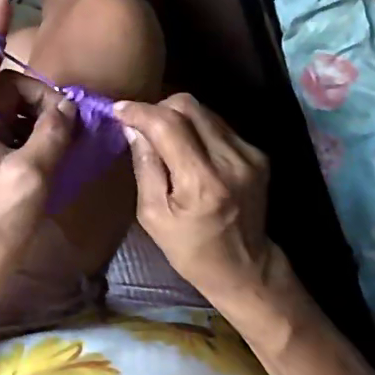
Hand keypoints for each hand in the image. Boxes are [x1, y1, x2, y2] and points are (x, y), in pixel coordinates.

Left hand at [0, 0, 75, 300]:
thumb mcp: (30, 172)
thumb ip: (53, 131)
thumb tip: (68, 106)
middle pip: (7, 85)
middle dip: (38, 94)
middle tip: (65, 121)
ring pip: (16, 105)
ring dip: (42, 113)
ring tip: (63, 136)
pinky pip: (19, 126)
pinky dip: (39, 129)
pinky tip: (58, 145)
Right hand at [112, 94, 285, 301]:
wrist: (245, 267)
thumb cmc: (190, 249)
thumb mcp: (153, 216)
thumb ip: (145, 167)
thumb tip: (132, 128)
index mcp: (201, 182)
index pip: (167, 125)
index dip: (139, 111)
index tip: (118, 110)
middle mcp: (230, 161)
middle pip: (188, 106)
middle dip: (158, 109)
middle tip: (141, 126)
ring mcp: (248, 155)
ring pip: (203, 111)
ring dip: (177, 117)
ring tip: (163, 139)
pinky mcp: (257, 153)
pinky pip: (218, 124)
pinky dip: (196, 128)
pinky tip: (188, 149)